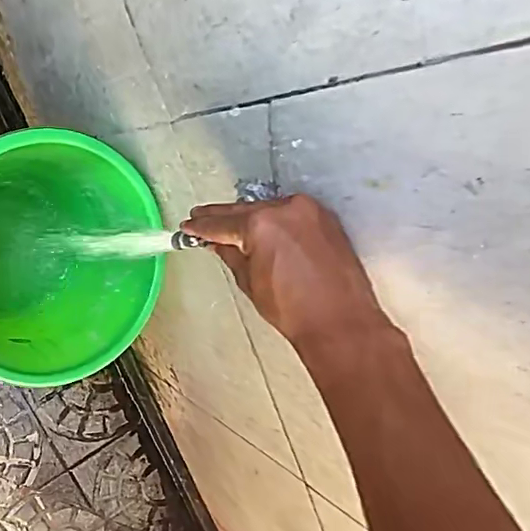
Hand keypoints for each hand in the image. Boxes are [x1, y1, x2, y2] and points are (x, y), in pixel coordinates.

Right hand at [181, 194, 388, 350]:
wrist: (339, 321)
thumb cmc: (297, 309)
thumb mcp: (250, 282)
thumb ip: (232, 256)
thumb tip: (221, 245)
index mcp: (262, 224)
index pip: (221, 223)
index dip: (201, 227)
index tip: (190, 227)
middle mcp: (287, 210)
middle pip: (244, 210)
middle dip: (221, 218)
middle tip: (201, 220)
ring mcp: (309, 212)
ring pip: (268, 209)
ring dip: (248, 217)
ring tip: (228, 225)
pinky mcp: (325, 220)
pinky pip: (290, 214)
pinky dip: (273, 220)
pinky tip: (260, 228)